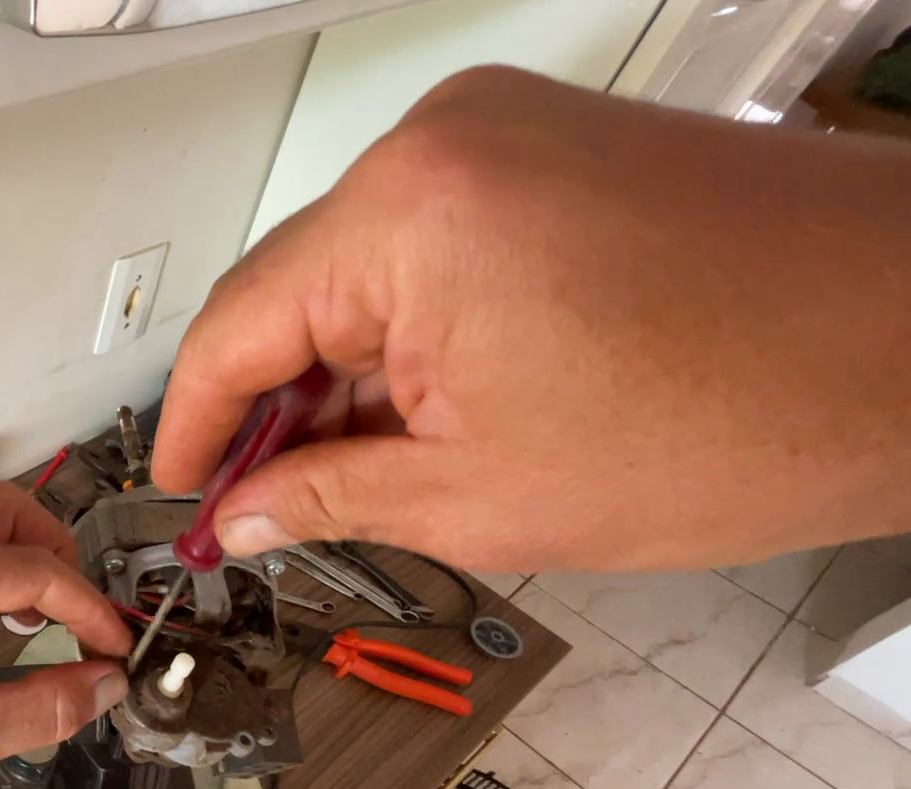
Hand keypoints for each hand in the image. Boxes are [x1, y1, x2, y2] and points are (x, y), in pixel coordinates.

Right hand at [152, 66, 910, 572]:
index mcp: (401, 219)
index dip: (191, 428)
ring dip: (320, 383)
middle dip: (258, 413)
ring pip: (333, 284)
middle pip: (277, 301)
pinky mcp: (520, 156)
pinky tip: (391, 412)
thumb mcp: (475, 497)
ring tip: (330, 471)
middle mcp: (424, 153)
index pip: (230, 334)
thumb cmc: (735, 419)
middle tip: (248, 501)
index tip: (181, 493)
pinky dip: (379, 343)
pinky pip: (397, 259)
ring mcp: (477, 141)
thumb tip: (235, 518)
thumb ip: (320, 502)